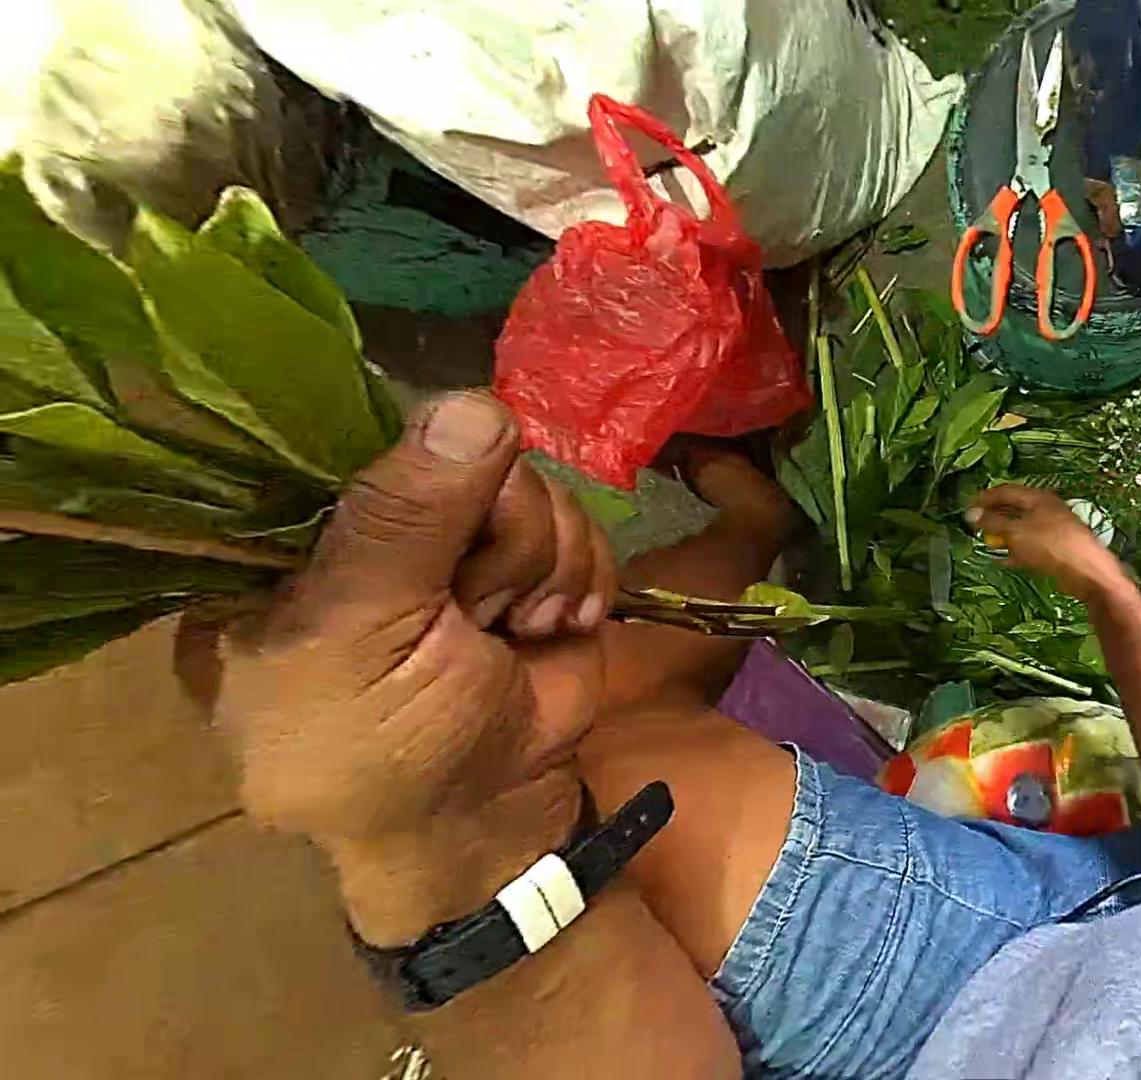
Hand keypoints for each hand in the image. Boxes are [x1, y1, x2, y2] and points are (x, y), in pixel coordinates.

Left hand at [216, 393, 617, 943]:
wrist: (492, 803)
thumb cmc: (385, 740)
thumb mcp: (363, 633)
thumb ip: (408, 520)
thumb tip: (474, 402)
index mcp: (311, 534)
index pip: (377, 442)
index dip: (434, 475)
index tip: (450, 545)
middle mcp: (403, 527)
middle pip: (485, 465)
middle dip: (508, 542)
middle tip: (485, 612)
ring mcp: (484, 546)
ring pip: (549, 496)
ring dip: (552, 569)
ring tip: (526, 629)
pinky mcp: (552, 565)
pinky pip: (591, 531)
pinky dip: (589, 580)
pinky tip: (564, 624)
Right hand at [967, 485, 1127, 600]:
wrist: (1086, 570)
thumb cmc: (1051, 544)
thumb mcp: (1016, 532)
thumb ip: (993, 523)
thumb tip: (971, 514)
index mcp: (1037, 498)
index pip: (1006, 491)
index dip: (986, 497)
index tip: (969, 506)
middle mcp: (1045, 509)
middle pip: (1014, 508)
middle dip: (994, 515)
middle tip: (976, 523)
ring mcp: (1051, 529)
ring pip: (1021, 527)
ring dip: (1004, 533)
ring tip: (987, 540)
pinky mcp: (1054, 548)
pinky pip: (1029, 545)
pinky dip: (1015, 550)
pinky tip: (1003, 559)